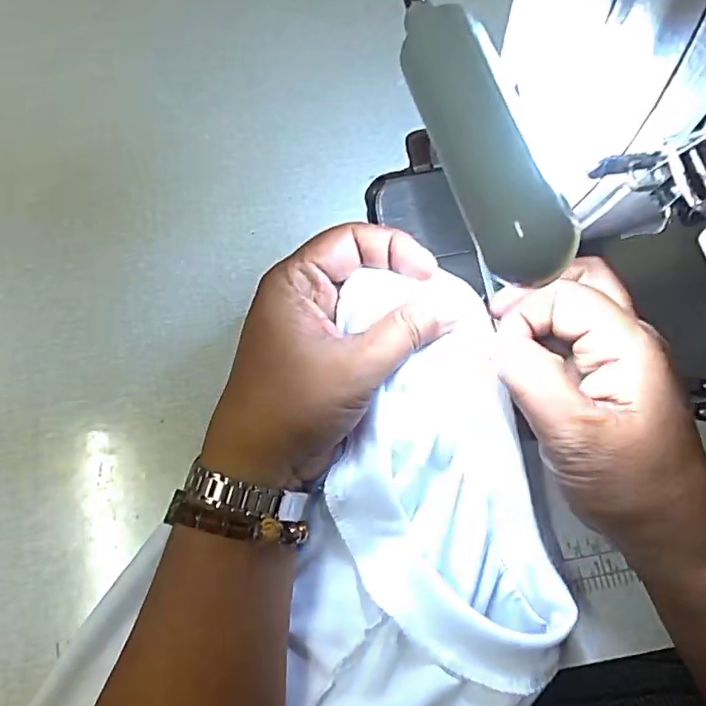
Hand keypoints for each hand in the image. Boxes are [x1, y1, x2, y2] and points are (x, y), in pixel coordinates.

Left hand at [204, 224, 459, 488]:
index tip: (429, 276)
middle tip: (437, 301)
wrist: (260, 466)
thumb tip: (445, 307)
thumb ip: (403, 332)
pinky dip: (391, 337)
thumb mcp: (355, 366)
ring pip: (366, 302)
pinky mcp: (327, 354)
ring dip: (400, 312)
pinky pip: (365, 332)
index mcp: (295, 283)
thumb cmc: (291, 409)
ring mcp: (315, 327)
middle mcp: (303, 297)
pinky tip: (416, 349)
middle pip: (362, 268)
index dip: (395, 248)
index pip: (352, 240)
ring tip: (433, 325)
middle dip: (403, 281)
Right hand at [491, 259, 705, 566]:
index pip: (566, 293)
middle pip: (583, 284)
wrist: (669, 526)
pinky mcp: (616, 382)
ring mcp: (626, 360)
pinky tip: (528, 365)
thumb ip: (531, 376)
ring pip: (581, 311)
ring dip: (542, 317)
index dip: (525, 312)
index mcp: (629, 343)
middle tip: (498, 322)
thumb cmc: (629, 487)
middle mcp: (632, 339)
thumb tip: (501, 339)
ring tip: (507, 342)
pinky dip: (549, 343)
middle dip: (536, 294)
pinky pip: (579, 344)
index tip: (499, 348)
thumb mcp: (572, 433)